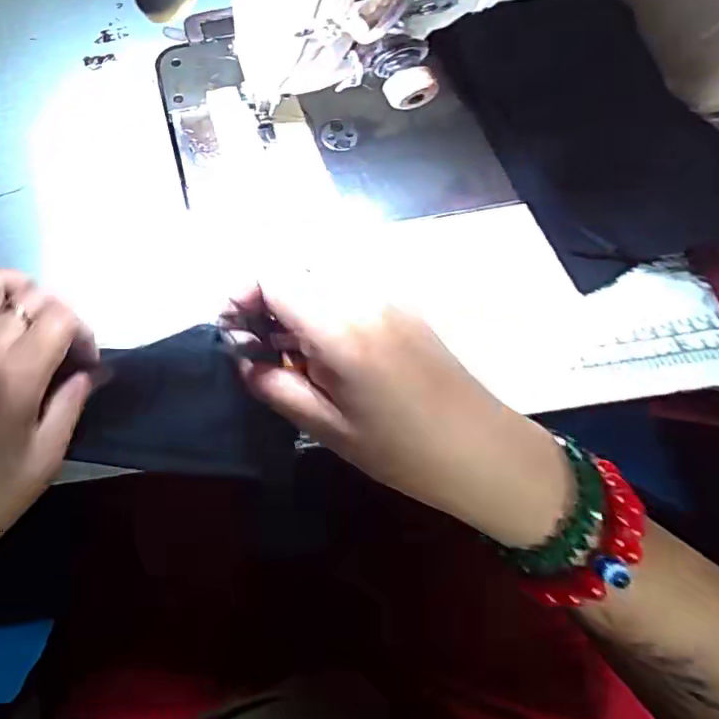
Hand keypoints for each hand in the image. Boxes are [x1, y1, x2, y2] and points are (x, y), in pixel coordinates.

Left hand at [0, 269, 99, 641]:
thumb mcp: (45, 458)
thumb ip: (71, 402)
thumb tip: (92, 370)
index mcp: (17, 372)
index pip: (62, 317)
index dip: (84, 333)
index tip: (87, 366)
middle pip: (32, 297)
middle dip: (60, 315)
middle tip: (66, 353)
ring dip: (20, 288)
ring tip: (34, 317)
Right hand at [223, 276, 572, 547]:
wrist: (485, 450)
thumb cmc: (402, 450)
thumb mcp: (327, 426)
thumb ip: (273, 385)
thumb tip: (243, 357)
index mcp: (340, 326)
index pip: (273, 276)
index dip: (242, 294)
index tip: (233, 328)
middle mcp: (361, 294)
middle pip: (293, 267)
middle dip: (264, 297)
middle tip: (257, 343)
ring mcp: (385, 293)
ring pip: (318, 273)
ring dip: (293, 299)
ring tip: (289, 349)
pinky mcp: (399, 301)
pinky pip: (345, 285)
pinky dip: (321, 303)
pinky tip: (325, 346)